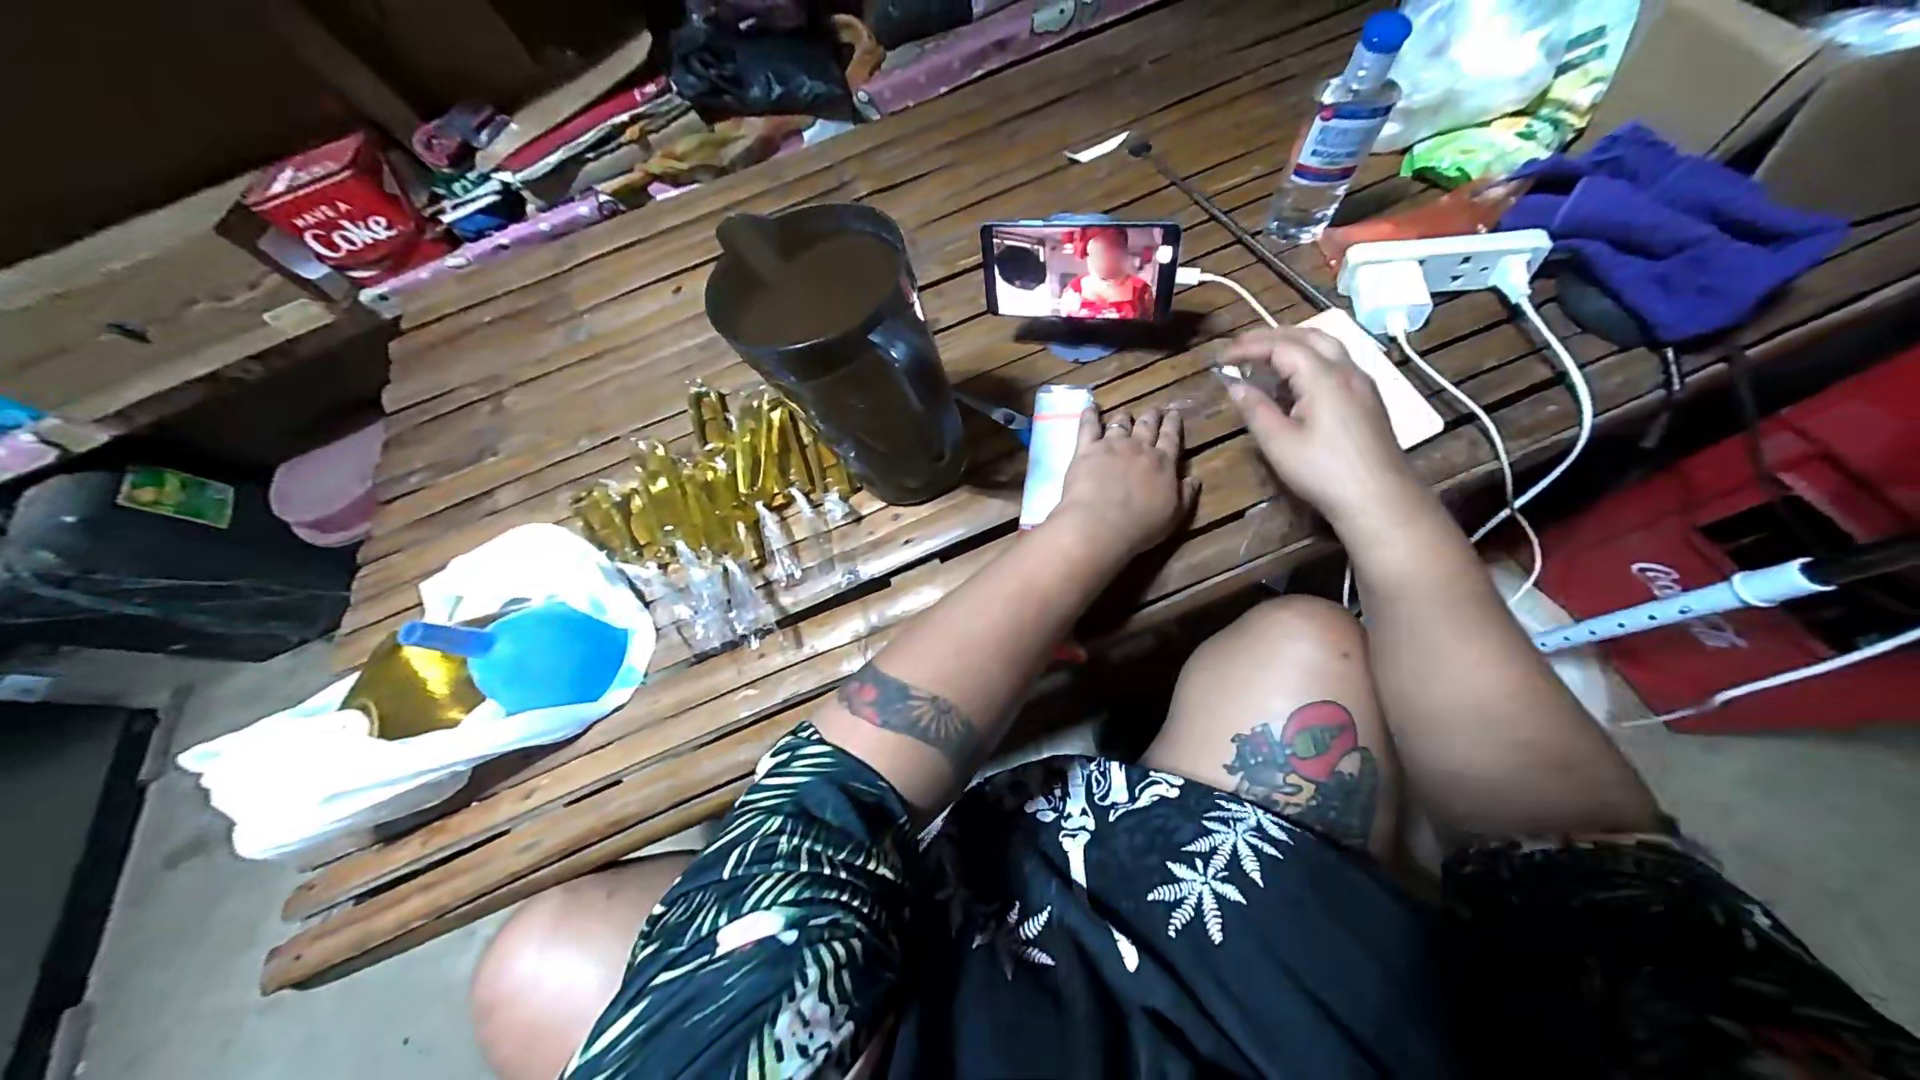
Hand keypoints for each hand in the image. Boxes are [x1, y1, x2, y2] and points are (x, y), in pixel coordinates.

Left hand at [1047, 406, 1198, 563]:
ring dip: (1124, 417)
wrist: (1100, 525)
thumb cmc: (1140, 527)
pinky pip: (1088, 425)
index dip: (1173, 425)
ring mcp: (1112, 445)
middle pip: (1148, 425)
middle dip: (1152, 416)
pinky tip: (1091, 407)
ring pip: (1120, 423)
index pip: (1171, 438)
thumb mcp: (1174, 516)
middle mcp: (1140, 448)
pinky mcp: (1086, 448)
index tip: (1174, 414)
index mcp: (1164, 464)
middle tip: (1154, 410)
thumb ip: (1186, 495)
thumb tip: (1195, 478)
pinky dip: (1089, 414)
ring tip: (1125, 414)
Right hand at [1221, 328, 1426, 530]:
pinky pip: (1335, 362)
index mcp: (1324, 378)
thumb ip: (1256, 409)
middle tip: (1239, 348)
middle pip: (1308, 336)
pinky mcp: (1366, 398)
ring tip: (1263, 356)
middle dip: (1270, 337)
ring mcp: (1361, 383)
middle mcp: (1346, 371)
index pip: (1281, 347)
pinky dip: (1308, 358)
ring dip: (1292, 343)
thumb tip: (1236, 387)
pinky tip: (1294, 379)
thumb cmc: (1323, 472)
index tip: (1220, 358)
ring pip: (1326, 346)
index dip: (1248, 348)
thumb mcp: (1279, 443)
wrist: (1378, 498)